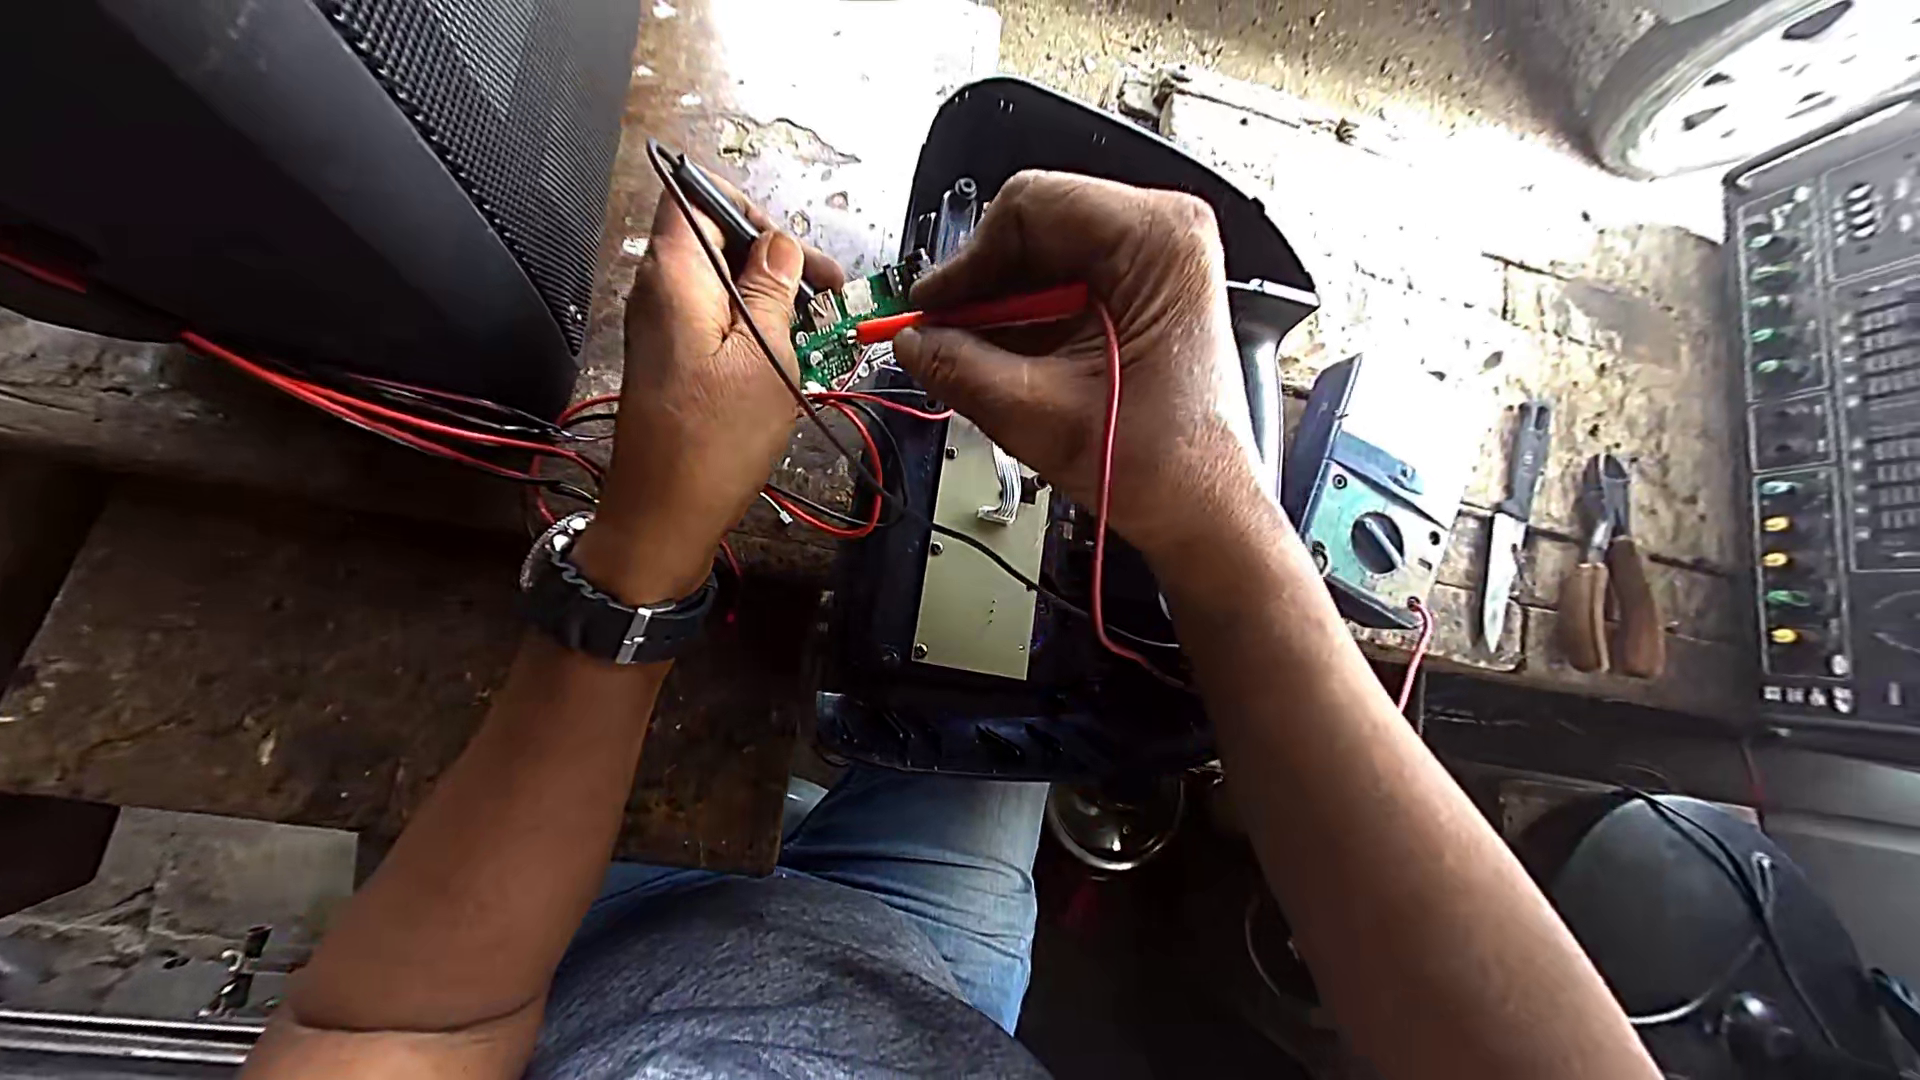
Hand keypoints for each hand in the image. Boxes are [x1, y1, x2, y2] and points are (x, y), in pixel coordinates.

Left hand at [571, 182, 843, 604]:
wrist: (669, 512)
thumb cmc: (716, 441)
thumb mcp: (763, 357)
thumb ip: (771, 289)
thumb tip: (780, 242)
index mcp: (674, 277)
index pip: (696, 194)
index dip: (752, 210)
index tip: (798, 253)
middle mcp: (659, 293)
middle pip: (716, 241)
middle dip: (775, 262)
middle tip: (826, 298)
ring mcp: (664, 330)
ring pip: (722, 288)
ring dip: (772, 302)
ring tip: (814, 335)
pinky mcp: (675, 362)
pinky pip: (717, 325)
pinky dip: (755, 332)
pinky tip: (787, 361)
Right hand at [892, 171, 1268, 565]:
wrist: (1197, 508)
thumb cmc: (1161, 464)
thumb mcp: (1037, 413)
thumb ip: (960, 369)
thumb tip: (914, 341)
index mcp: (1158, 243)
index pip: (1031, 207)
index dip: (967, 261)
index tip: (932, 306)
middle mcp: (1162, 242)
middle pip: (1035, 234)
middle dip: (980, 291)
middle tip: (941, 336)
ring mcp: (1151, 273)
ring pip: (1042, 267)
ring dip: (997, 314)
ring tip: (968, 358)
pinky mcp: (1137, 304)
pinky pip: (1060, 296)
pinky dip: (1022, 327)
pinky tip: (1000, 362)